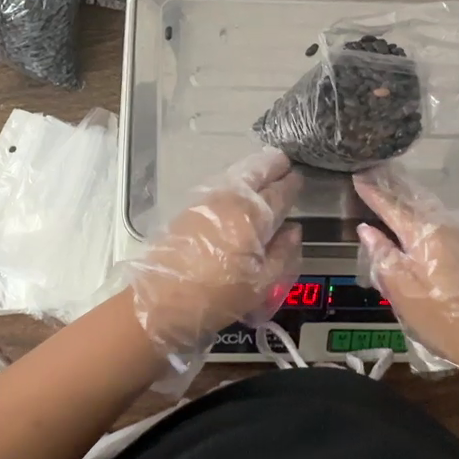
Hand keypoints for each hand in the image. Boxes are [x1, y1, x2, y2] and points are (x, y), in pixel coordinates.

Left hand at [129, 148, 303, 358]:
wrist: (160, 299)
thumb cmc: (217, 296)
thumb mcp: (261, 284)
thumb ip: (283, 254)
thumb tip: (293, 230)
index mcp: (254, 217)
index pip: (280, 194)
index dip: (291, 185)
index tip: (299, 177)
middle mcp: (231, 200)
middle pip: (255, 172)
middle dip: (271, 164)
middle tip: (282, 159)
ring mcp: (206, 201)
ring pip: (235, 174)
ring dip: (252, 168)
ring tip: (263, 166)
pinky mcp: (189, 208)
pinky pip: (219, 183)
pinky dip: (233, 178)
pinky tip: (237, 184)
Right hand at [353, 163, 458, 369]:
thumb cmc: (445, 320)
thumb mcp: (404, 292)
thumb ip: (383, 257)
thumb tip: (367, 229)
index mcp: (425, 235)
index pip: (393, 207)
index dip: (374, 193)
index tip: (358, 177)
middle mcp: (448, 229)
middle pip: (416, 204)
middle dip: (395, 192)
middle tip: (375, 179)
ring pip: (433, 215)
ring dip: (412, 206)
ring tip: (395, 199)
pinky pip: (446, 228)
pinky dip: (428, 222)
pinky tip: (423, 227)